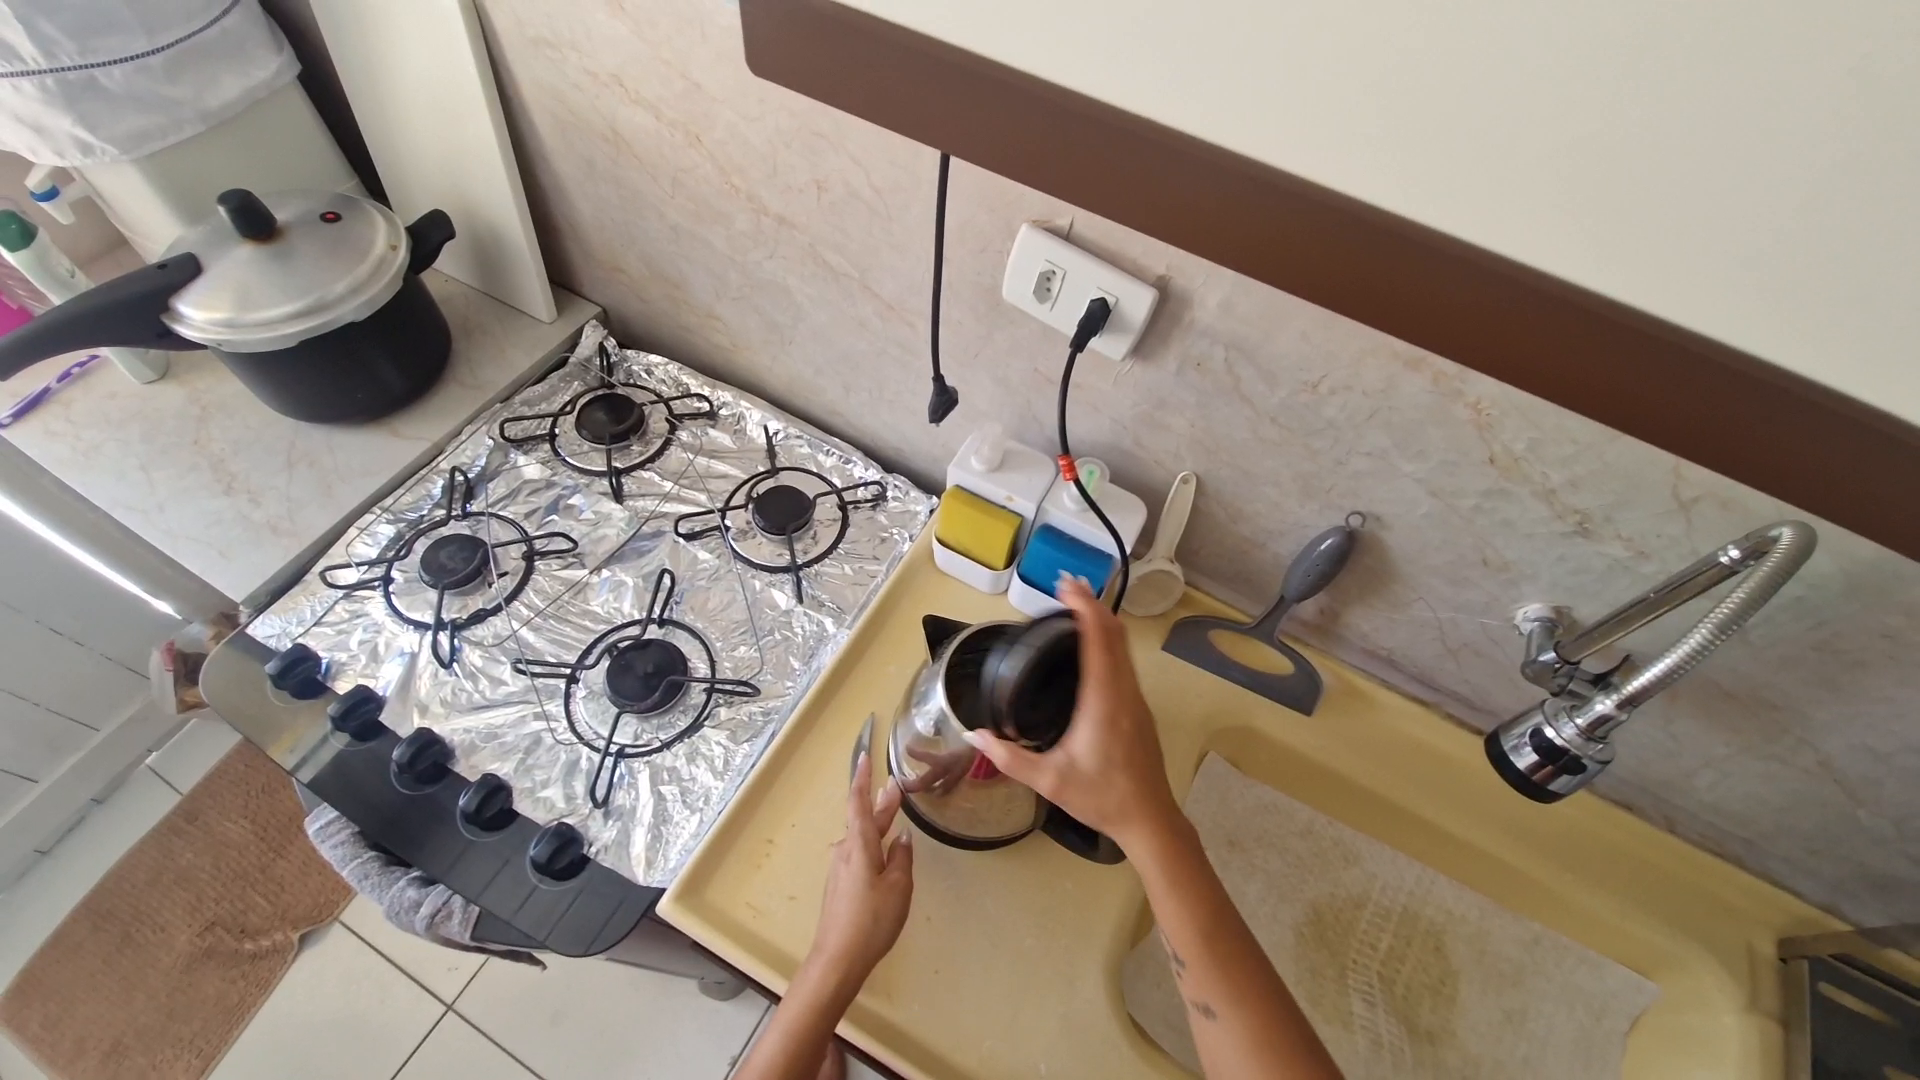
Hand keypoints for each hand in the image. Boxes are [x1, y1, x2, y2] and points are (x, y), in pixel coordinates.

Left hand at [806, 751, 913, 982]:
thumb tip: (901, 838)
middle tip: (896, 785)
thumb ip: (901, 858)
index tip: (865, 756)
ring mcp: (841, 869)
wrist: (838, 958)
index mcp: (860, 845)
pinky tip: (884, 853)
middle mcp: (846, 851)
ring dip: (878, 824)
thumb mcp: (898, 887)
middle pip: (864, 819)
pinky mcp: (841, 885)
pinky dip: (873, 844)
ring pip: (863, 838)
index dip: (863, 778)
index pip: (859, 802)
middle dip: (880, 802)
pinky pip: (860, 855)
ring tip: (893, 812)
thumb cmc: (871, 919)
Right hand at [964, 575, 1180, 850]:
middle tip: (1065, 586)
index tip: (1066, 586)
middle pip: (1115, 634)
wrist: (1149, 819)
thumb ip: (1009, 758)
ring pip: (1124, 646)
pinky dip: (1109, 640)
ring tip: (1076, 607)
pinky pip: (1125, 661)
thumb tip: (975, 734)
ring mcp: (1136, 698)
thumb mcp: (1049, 781)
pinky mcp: (1139, 708)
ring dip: (1103, 621)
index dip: (1084, 607)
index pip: (1098, 640)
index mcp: (1103, 700)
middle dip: (1092, 605)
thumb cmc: (1101, 797)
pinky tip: (1092, 645)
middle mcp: (1124, 691)